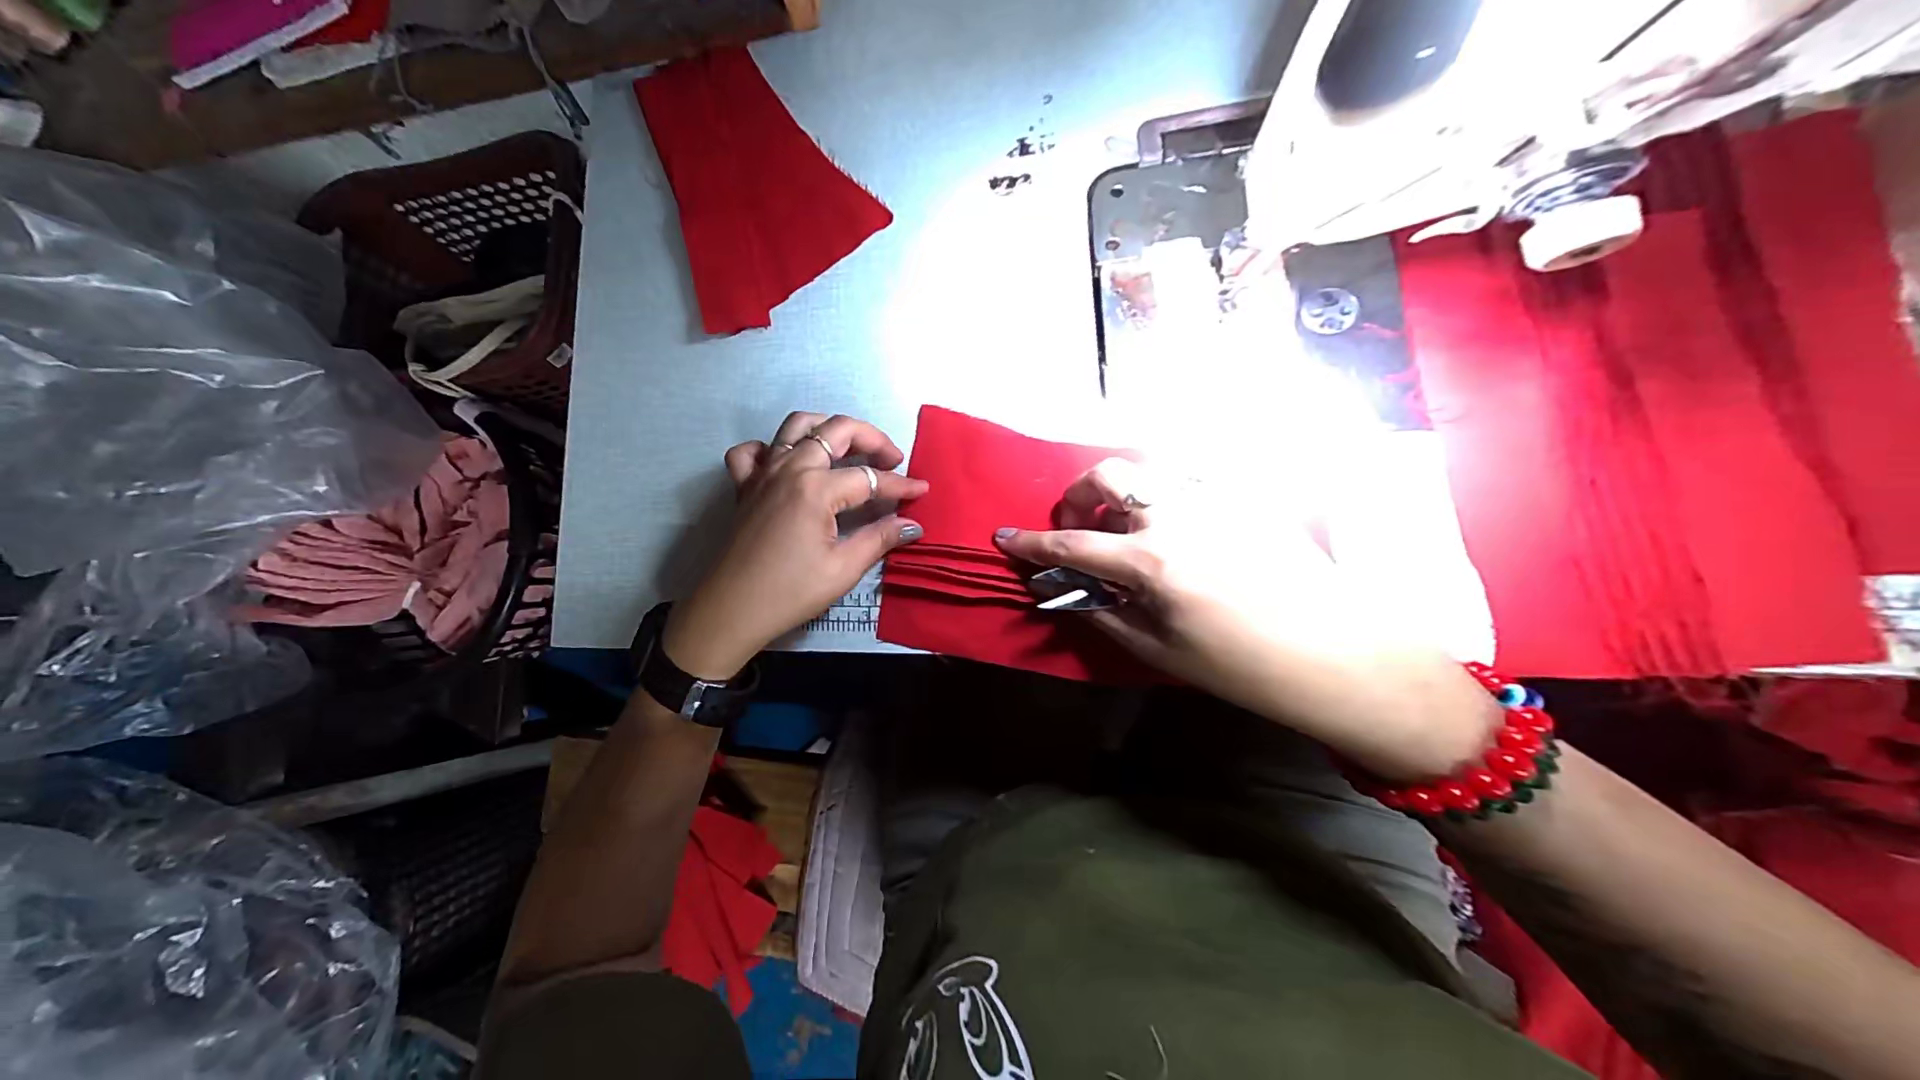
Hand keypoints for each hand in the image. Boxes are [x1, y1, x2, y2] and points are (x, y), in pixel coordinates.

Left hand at [662, 412, 927, 679]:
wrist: (731, 610)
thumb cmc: (790, 592)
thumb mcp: (843, 569)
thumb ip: (879, 538)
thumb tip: (912, 524)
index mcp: (816, 488)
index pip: (869, 477)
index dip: (900, 485)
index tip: (922, 491)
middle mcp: (789, 468)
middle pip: (837, 430)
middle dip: (872, 439)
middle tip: (892, 459)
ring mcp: (763, 473)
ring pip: (796, 426)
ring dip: (828, 428)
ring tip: (849, 448)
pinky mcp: (744, 486)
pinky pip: (753, 451)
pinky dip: (772, 448)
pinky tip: (788, 463)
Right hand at [993, 459, 1500, 781]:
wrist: (1335, 653)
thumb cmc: (1240, 665)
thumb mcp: (1158, 649)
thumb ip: (1103, 613)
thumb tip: (1068, 591)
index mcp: (1151, 560)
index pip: (1071, 544)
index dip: (1031, 543)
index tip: (1005, 537)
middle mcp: (1177, 515)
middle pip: (1107, 476)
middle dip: (1078, 497)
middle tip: (1080, 527)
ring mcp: (1216, 498)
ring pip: (1150, 469)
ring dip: (1122, 492)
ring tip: (1127, 527)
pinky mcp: (1246, 496)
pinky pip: (1191, 479)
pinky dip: (1166, 496)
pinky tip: (1177, 528)